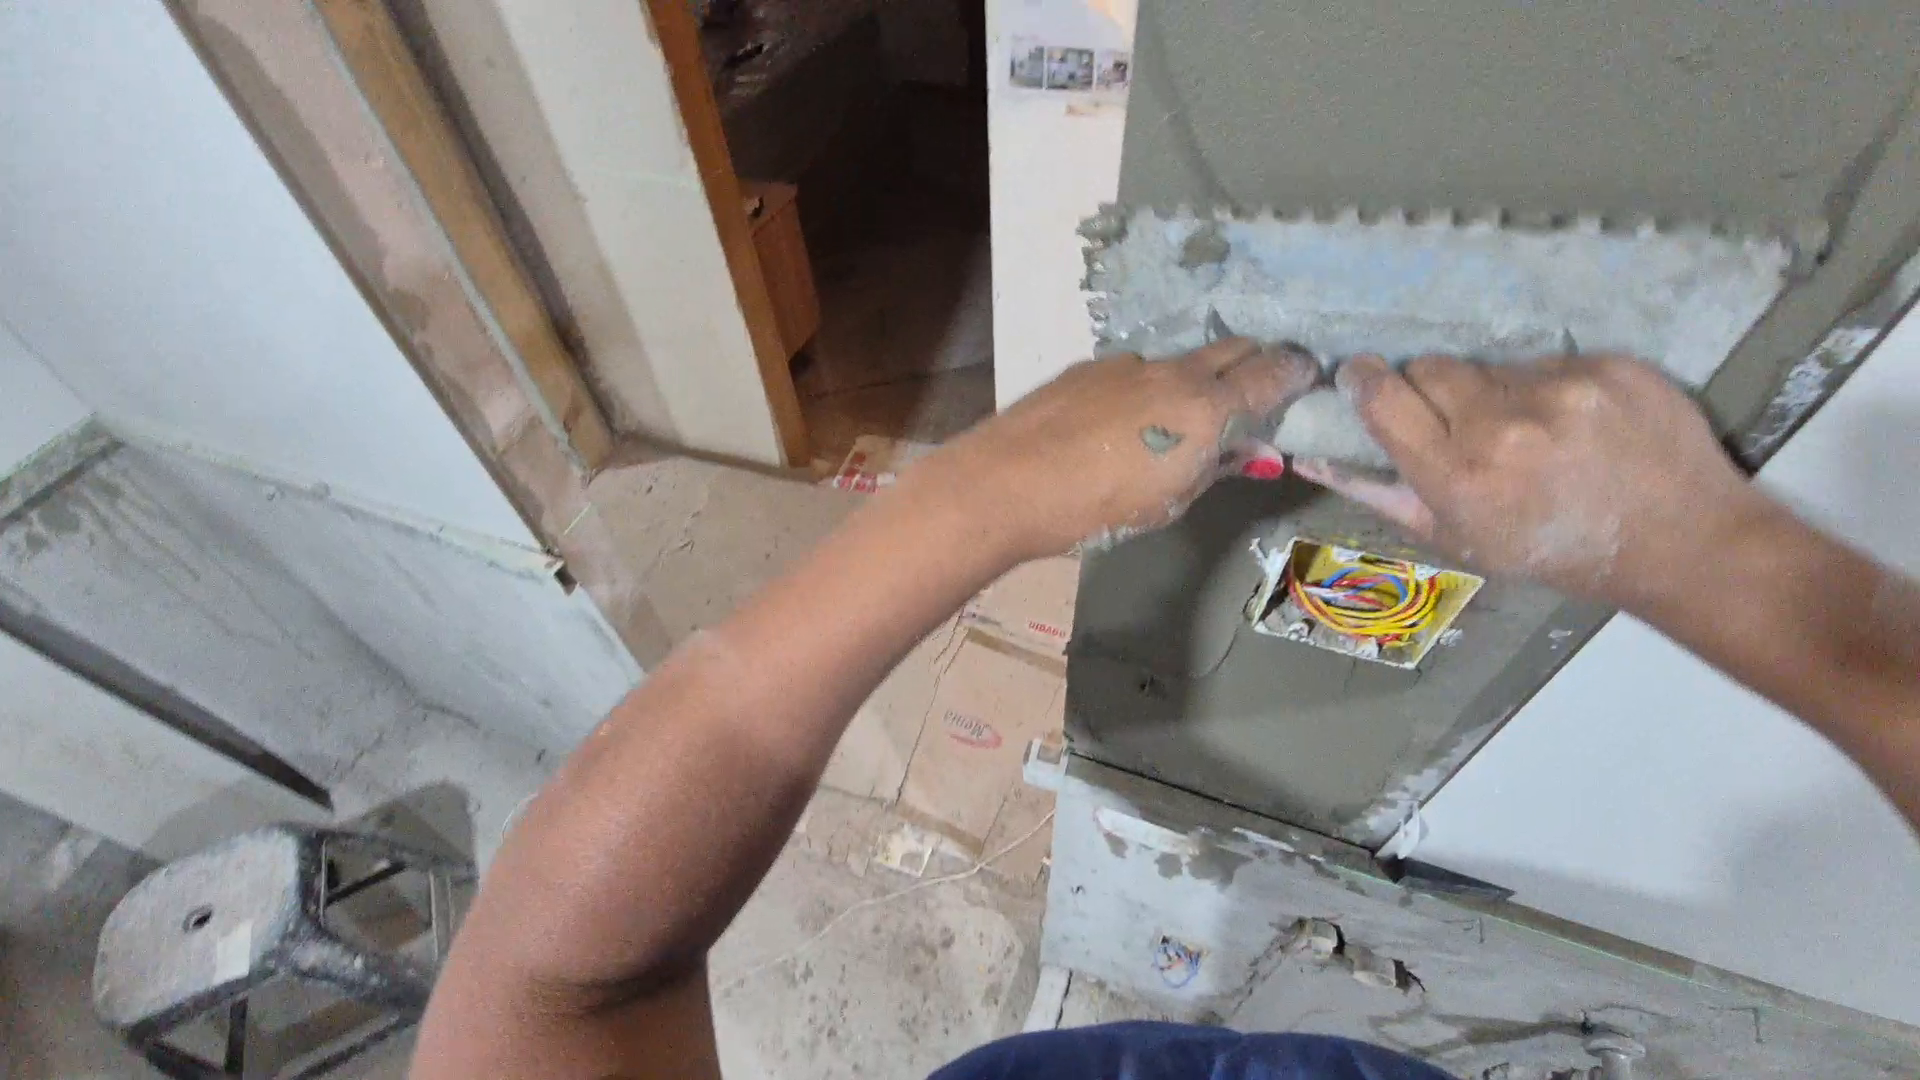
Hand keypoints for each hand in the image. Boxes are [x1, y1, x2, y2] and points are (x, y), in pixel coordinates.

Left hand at [919, 339, 1318, 558]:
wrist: (1007, 483)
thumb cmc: (1095, 510)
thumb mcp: (1169, 503)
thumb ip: (1214, 468)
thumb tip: (1248, 450)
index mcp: (1206, 409)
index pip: (1272, 374)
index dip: (1296, 372)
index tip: (1305, 376)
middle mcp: (1174, 373)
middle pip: (1233, 348)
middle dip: (1254, 361)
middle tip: (1255, 387)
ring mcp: (1127, 365)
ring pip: (1179, 360)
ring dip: (1193, 377)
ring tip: (1177, 412)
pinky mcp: (1087, 367)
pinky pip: (1133, 370)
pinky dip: (1145, 386)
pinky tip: (1120, 417)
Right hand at [1293, 353, 1760, 603]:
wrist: (1680, 541)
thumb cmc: (1546, 551)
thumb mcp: (1450, 538)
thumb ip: (1376, 493)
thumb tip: (1308, 457)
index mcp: (1457, 474)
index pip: (1382, 396)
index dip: (1363, 381)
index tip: (1360, 378)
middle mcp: (1503, 424)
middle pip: (1427, 368)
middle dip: (1425, 388)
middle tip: (1449, 419)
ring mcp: (1562, 389)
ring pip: (1485, 366)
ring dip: (1487, 391)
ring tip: (1523, 429)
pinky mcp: (1609, 367)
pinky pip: (1542, 362)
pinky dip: (1542, 387)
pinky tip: (1569, 422)